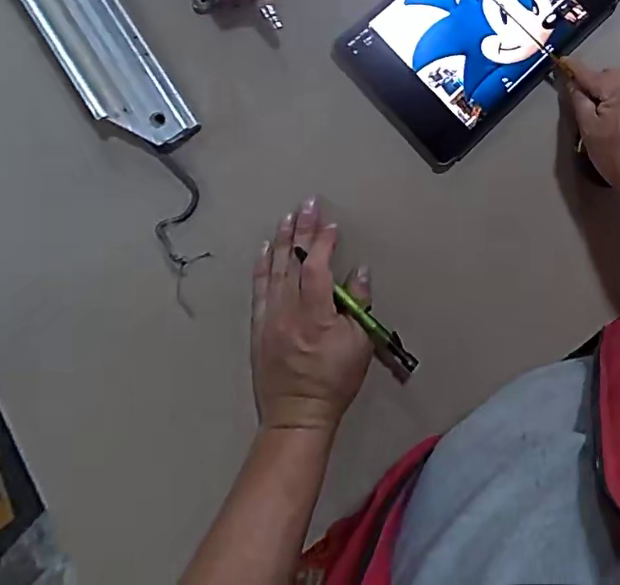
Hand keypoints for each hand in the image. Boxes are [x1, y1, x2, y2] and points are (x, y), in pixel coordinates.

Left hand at [249, 198, 372, 432]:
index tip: (331, 224)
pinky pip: (259, 288)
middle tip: (307, 204)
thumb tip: (358, 271)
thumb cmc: (335, 380)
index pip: (317, 267)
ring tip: (288, 217)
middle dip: (302, 230)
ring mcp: (270, 317)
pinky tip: (266, 248)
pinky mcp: (259, 327)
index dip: (323, 242)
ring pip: (275, 269)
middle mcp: (289, 310)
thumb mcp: (360, 343)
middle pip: (294, 261)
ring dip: (282, 240)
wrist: (296, 415)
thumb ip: (358, 303)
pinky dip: (262, 266)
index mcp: (315, 314)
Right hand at [561, 60, 619, 200]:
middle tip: (588, 104)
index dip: (573, 69)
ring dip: (615, 90)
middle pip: (611, 75)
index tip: (562, 63)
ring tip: (609, 112)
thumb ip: (578, 101)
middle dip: (598, 84)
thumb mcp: (589, 130)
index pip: (590, 73)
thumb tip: (571, 83)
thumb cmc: (617, 158)